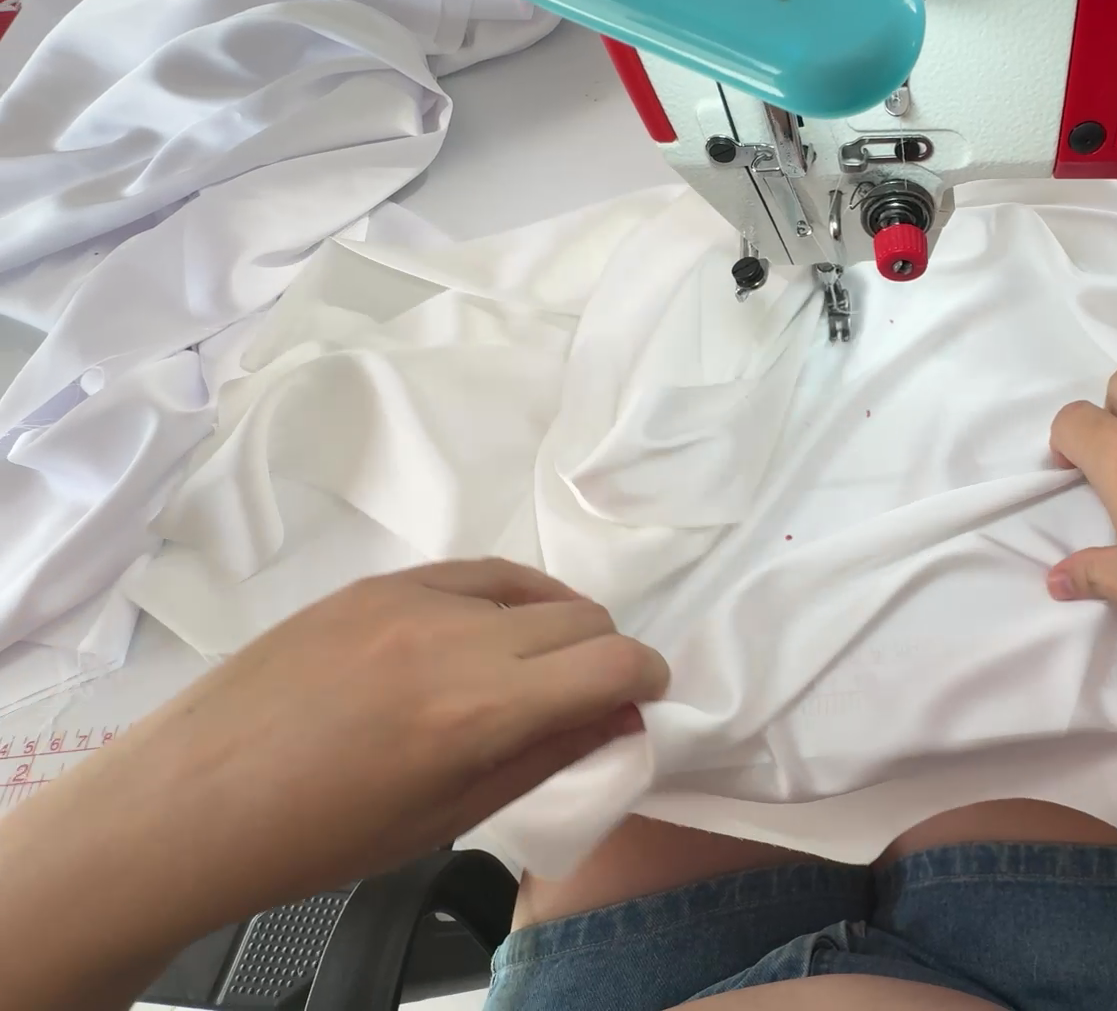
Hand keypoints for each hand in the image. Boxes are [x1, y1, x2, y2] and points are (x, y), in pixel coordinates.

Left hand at [1, 560, 667, 958]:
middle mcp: (458, 640)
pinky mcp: (381, 583)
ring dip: (564, 628)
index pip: (616, 662)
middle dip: (606, 656)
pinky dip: (517, 598)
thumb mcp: (454, 815)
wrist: (174, 812)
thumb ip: (557, 751)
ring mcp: (416, 600)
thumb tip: (628, 713)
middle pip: (589, 618)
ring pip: (545, 591)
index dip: (649, 677)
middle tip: (583, 693)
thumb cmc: (323, 837)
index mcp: (480, 712)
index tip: (644, 695)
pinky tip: (501, 627)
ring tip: (535, 664)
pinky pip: (486, 572)